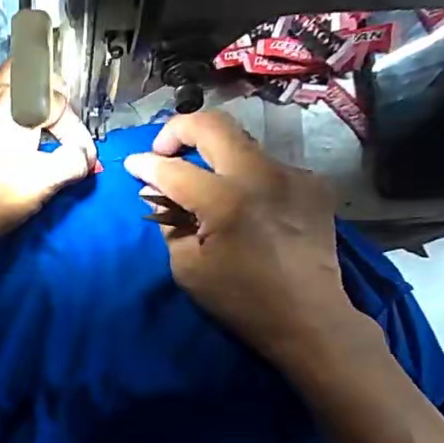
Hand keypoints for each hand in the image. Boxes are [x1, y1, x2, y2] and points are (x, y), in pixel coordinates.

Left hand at [0, 61, 96, 264]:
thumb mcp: (40, 185)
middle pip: (27, 75)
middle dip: (51, 99)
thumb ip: (70, 164)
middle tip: (61, 130)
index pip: (60, 103)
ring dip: (23, 114)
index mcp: (13, 104)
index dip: (78, 131)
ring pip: (0, 97)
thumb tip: (82, 158)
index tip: (82, 160)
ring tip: (33, 146)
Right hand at [123, 110, 358, 362]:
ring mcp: (293, 175)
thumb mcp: (187, 266)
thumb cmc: (238, 299)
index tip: (131, 165)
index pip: (173, 169)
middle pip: (214, 125)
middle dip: (178, 131)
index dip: (145, 165)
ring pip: (242, 144)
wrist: (308, 317)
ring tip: (201, 184)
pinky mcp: (312, 184)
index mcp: (226, 201)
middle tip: (163, 151)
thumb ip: (169, 222)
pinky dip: (242, 177)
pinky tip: (240, 203)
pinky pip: (266, 166)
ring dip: (213, 156)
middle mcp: (262, 175)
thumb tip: (157, 194)